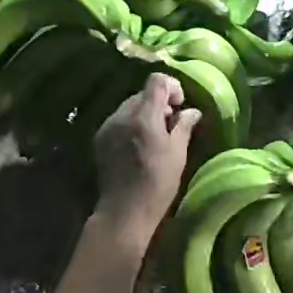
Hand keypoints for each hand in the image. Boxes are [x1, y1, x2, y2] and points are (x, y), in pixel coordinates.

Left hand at [92, 74, 199, 247]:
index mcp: (144, 116)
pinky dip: (132, 124)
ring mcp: (108, 126)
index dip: (172, 87)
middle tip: (171, 126)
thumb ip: (184, 126)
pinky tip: (139, 146)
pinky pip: (120, 120)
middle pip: (143, 93)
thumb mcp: (178, 153)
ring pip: (130, 106)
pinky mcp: (100, 138)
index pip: (156, 81)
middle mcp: (122, 115)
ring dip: (146, 114)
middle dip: (159, 103)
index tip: (179, 106)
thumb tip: (192, 111)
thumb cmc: (157, 183)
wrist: (124, 211)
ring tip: (155, 138)